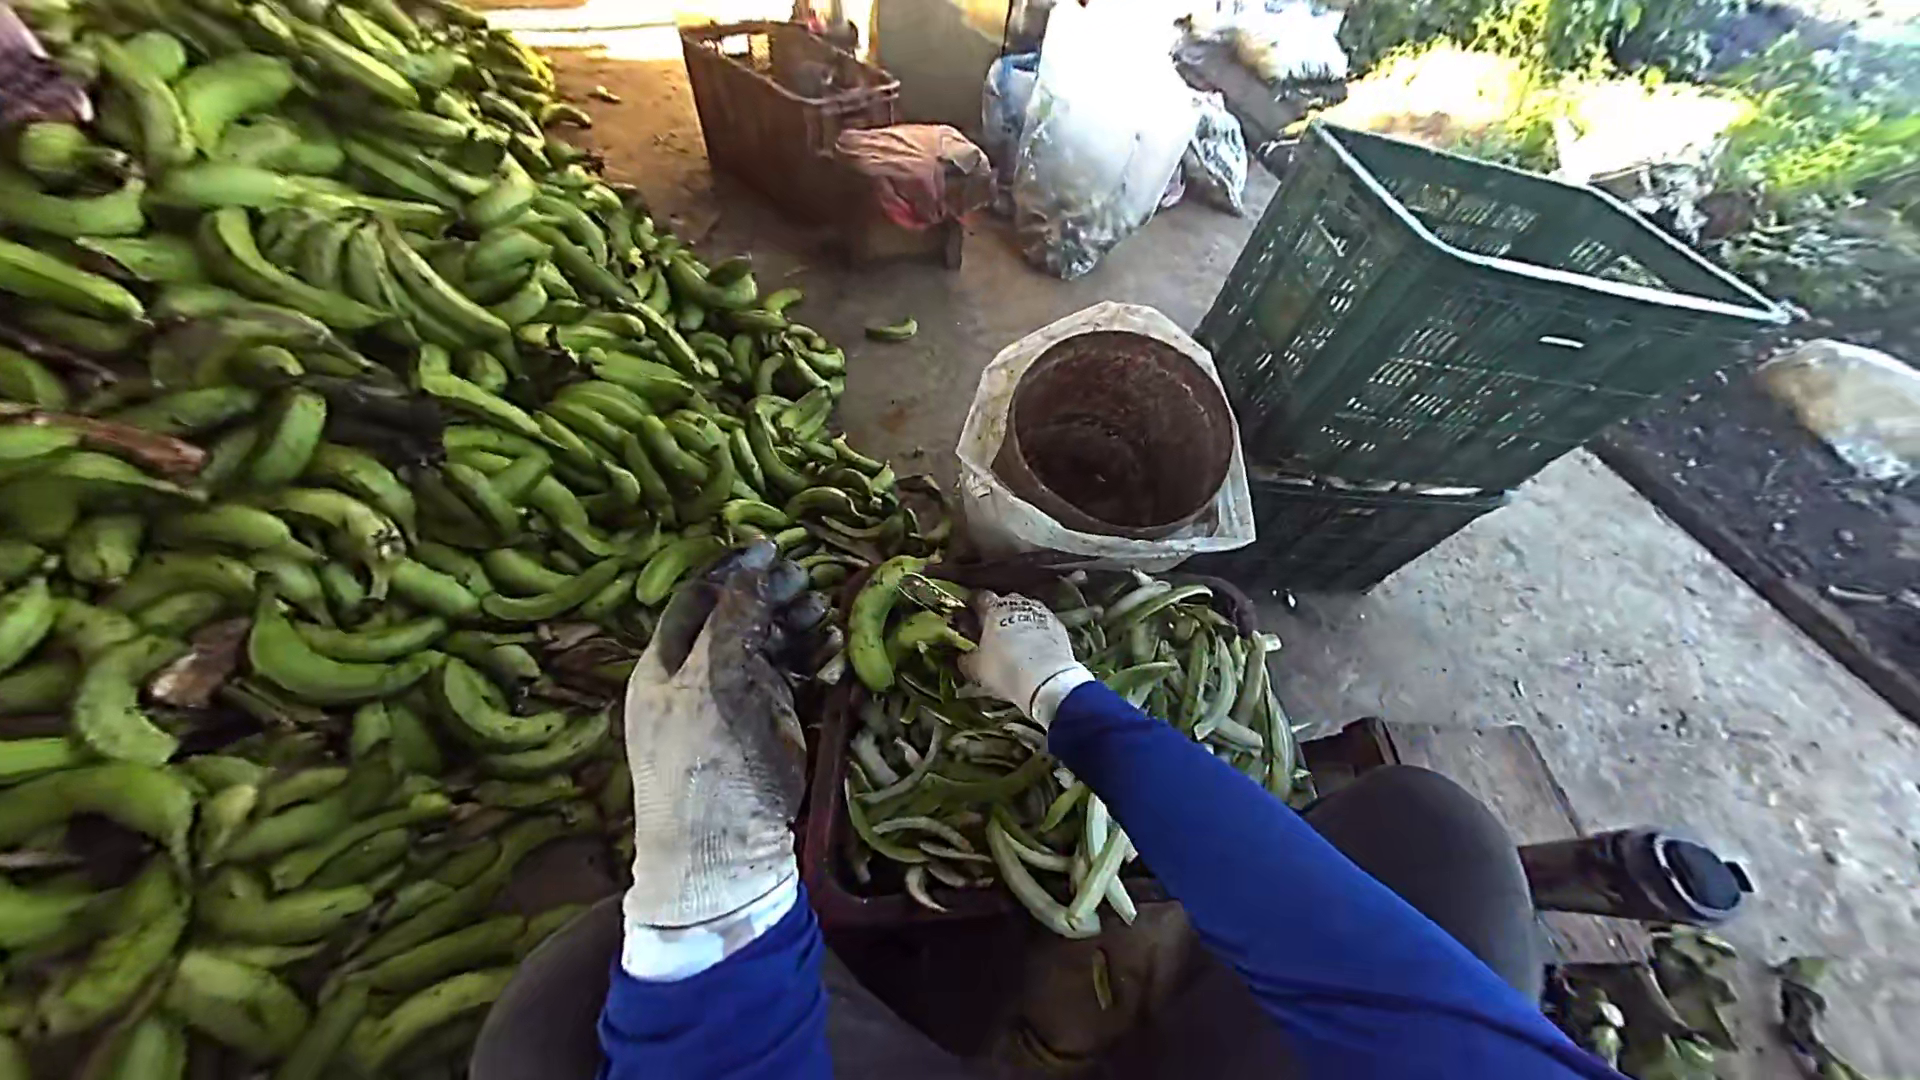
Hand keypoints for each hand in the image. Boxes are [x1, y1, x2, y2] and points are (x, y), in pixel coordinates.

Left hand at [621, 541, 821, 929]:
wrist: (724, 851)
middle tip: (807, 583)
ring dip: (796, 622)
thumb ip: (731, 624)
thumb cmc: (708, 765)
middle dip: (772, 594)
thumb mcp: (714, 686)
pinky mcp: (769, 713)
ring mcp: (737, 692)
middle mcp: (701, 671)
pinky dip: (811, 655)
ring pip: (769, 639)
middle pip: (739, 614)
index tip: (771, 551)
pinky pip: (790, 670)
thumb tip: (752, 569)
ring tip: (822, 615)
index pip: (699, 598)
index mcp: (669, 663)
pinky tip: (829, 650)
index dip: (734, 572)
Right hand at [958, 591, 1092, 726]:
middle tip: (994, 629)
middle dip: (999, 612)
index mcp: (993, 609)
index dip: (974, 604)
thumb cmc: (1004, 669)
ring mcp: (1041, 612)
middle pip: (1005, 601)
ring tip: (1017, 638)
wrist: (1047, 680)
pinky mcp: (1058, 625)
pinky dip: (1038, 630)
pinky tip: (1036, 646)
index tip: (971, 614)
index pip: (979, 597)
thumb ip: (966, 658)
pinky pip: (1043, 622)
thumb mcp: (976, 668)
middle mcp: (1017, 604)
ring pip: (1026, 609)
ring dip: (1020, 619)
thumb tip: (962, 656)